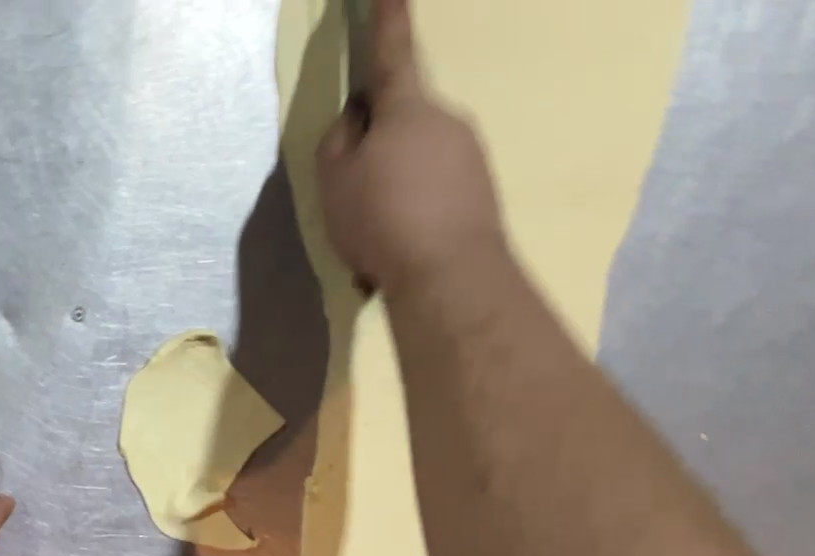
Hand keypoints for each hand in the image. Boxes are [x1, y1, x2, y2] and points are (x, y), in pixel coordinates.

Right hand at [315, 0, 506, 291]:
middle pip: (401, 121)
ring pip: (415, 163)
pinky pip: (431, 195)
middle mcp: (447, 119)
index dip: (388, 20)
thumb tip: (358, 117)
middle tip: (351, 191)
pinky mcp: (480, 191)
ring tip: (371, 236)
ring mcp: (469, 154)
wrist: (448, 272)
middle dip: (376, 147)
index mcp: (406, 108)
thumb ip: (339, 140)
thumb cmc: (380, 217)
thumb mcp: (334, 180)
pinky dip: (407, 217)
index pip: (393, 54)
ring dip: (390, 191)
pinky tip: (393, 251)